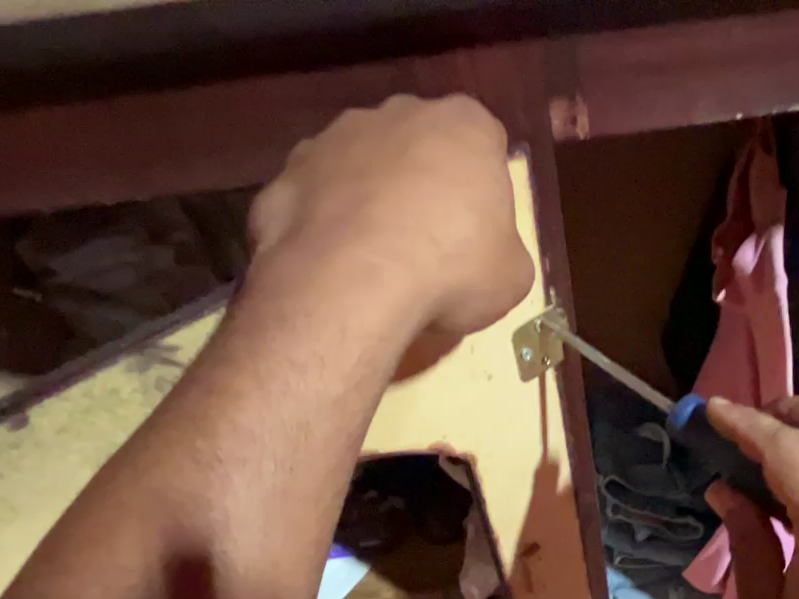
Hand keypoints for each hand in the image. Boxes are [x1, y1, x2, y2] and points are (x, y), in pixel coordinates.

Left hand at [247, 94, 535, 337]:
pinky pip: (317, 201)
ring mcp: (334, 137)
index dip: (483, 188)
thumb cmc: (452, 270)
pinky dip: (326, 227)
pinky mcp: (287, 173)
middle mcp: (398, 114)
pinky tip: (337, 269)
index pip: (485, 143)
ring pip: (362, 167)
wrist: (354, 283)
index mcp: (466, 126)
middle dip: (424, 186)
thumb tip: (489, 255)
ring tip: (377, 264)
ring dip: (371, 202)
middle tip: (431, 246)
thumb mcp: (512, 276)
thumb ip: (503, 250)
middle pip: (419, 147)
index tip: (479, 229)